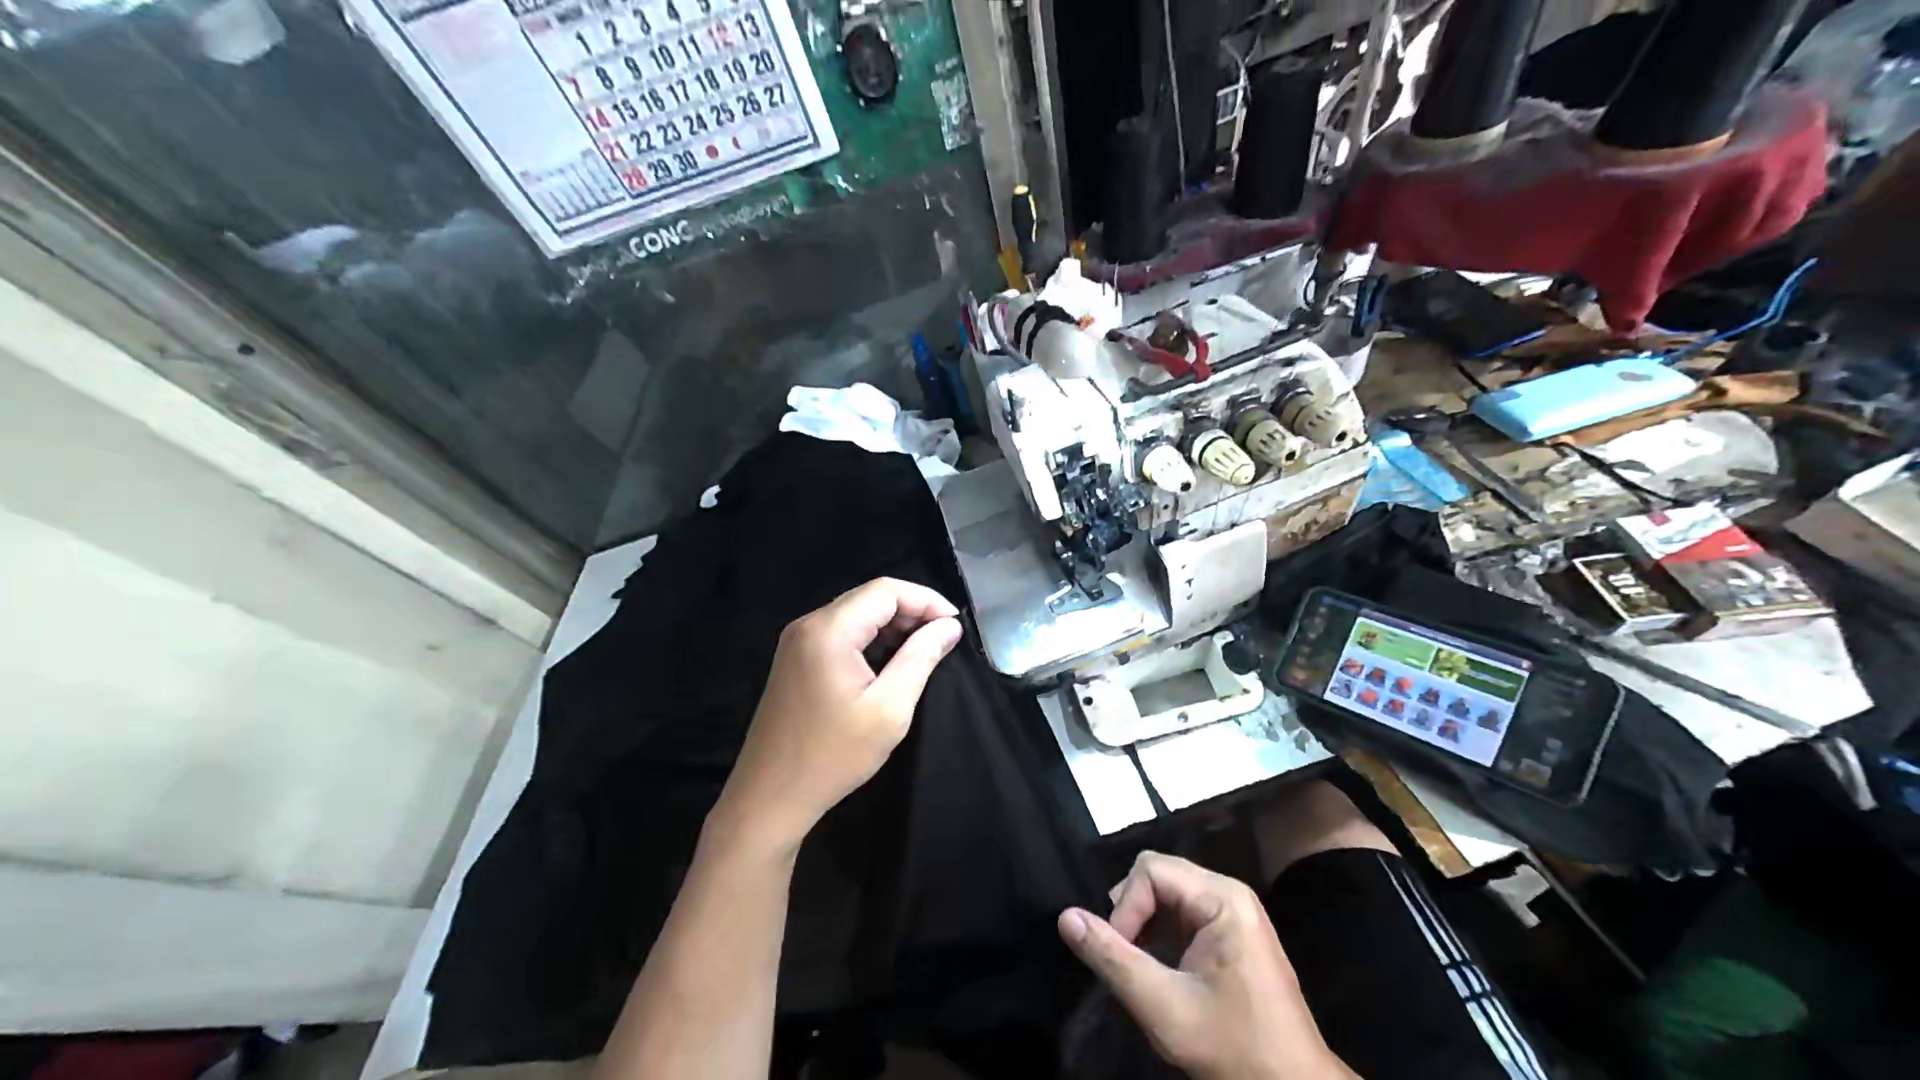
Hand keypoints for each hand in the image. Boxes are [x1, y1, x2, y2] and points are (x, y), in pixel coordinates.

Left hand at [711, 577, 962, 852]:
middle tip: (943, 638)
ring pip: (855, 613)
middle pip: (868, 597)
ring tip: (923, 649)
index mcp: (828, 630)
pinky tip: (890, 660)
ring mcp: (797, 641)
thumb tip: (948, 626)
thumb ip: (921, 658)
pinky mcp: (795, 659)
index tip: (954, 626)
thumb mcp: (889, 709)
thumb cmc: (833, 755)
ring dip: (892, 624)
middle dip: (911, 610)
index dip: (925, 600)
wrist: (769, 796)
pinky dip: (870, 638)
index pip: (885, 590)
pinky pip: (839, 632)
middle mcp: (808, 624)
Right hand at [1057, 853, 1355, 1079]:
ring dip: (1144, 925)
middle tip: (1125, 959)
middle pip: (1157, 875)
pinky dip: (1160, 934)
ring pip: (1166, 894)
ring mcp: (1233, 911)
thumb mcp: (1164, 1007)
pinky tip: (1159, 969)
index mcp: (1222, 898)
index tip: (1119, 953)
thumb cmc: (1233, 1049)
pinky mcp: (1231, 932)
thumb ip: (1112, 958)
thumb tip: (1065, 917)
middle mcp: (1229, 892)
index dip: (1125, 906)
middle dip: (1132, 913)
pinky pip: (1181, 913)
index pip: (1150, 870)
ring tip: (1139, 967)